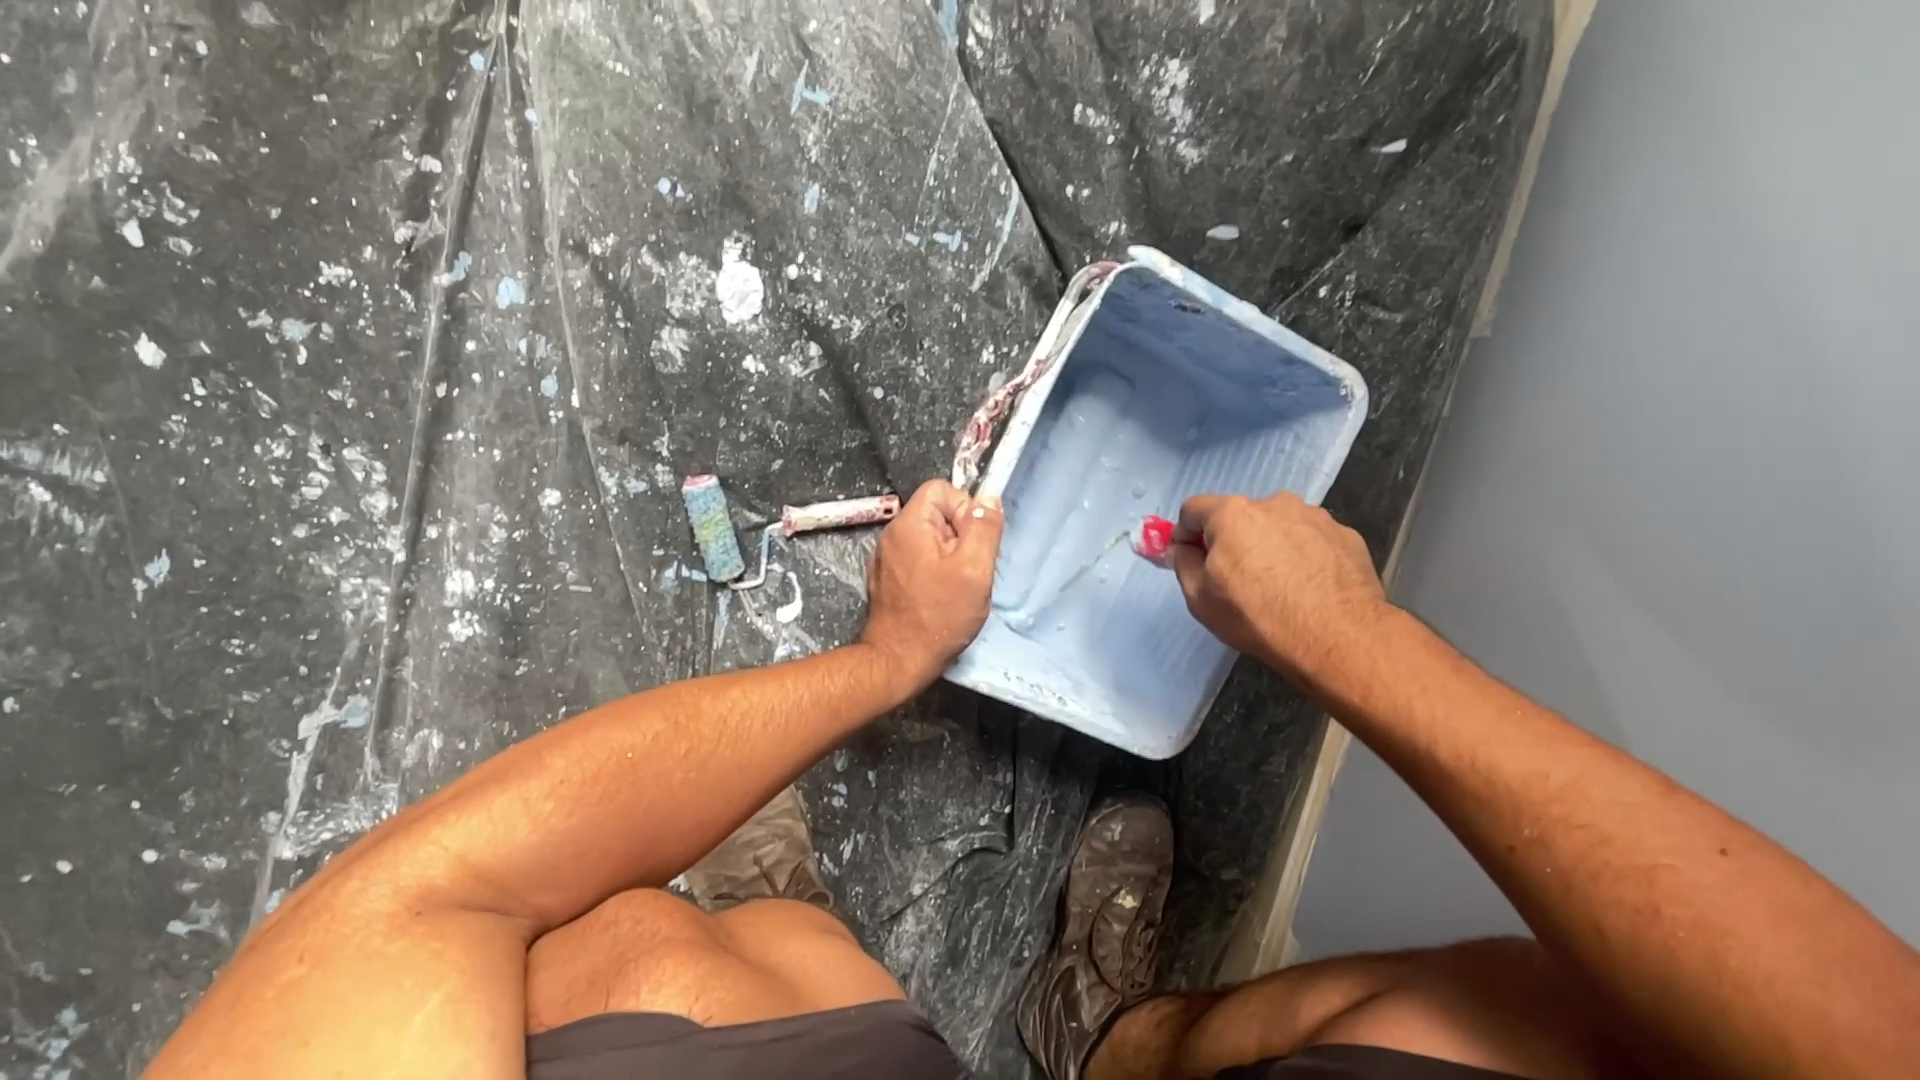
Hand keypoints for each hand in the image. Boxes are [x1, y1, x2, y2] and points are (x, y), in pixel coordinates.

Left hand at [859, 479, 1003, 691]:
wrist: (899, 660)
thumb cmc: (938, 616)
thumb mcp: (974, 570)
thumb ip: (983, 529)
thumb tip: (988, 499)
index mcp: (909, 525)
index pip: (942, 489)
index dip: (965, 509)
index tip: (974, 543)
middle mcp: (893, 535)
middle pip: (938, 514)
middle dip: (961, 536)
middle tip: (970, 570)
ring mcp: (888, 558)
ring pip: (932, 539)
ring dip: (951, 558)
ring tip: (958, 587)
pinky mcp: (889, 579)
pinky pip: (920, 560)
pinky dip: (936, 573)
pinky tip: (943, 598)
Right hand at [1168, 492, 1389, 682]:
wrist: (1337, 636)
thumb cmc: (1257, 616)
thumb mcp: (1201, 598)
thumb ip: (1183, 565)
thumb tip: (1181, 549)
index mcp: (1232, 513)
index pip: (1193, 509)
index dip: (1185, 533)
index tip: (1189, 558)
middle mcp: (1274, 503)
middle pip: (1240, 516)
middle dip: (1232, 540)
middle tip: (1236, 579)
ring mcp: (1315, 517)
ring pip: (1279, 526)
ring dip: (1270, 546)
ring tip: (1280, 586)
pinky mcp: (1346, 536)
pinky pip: (1312, 541)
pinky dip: (1304, 556)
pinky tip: (1309, 588)